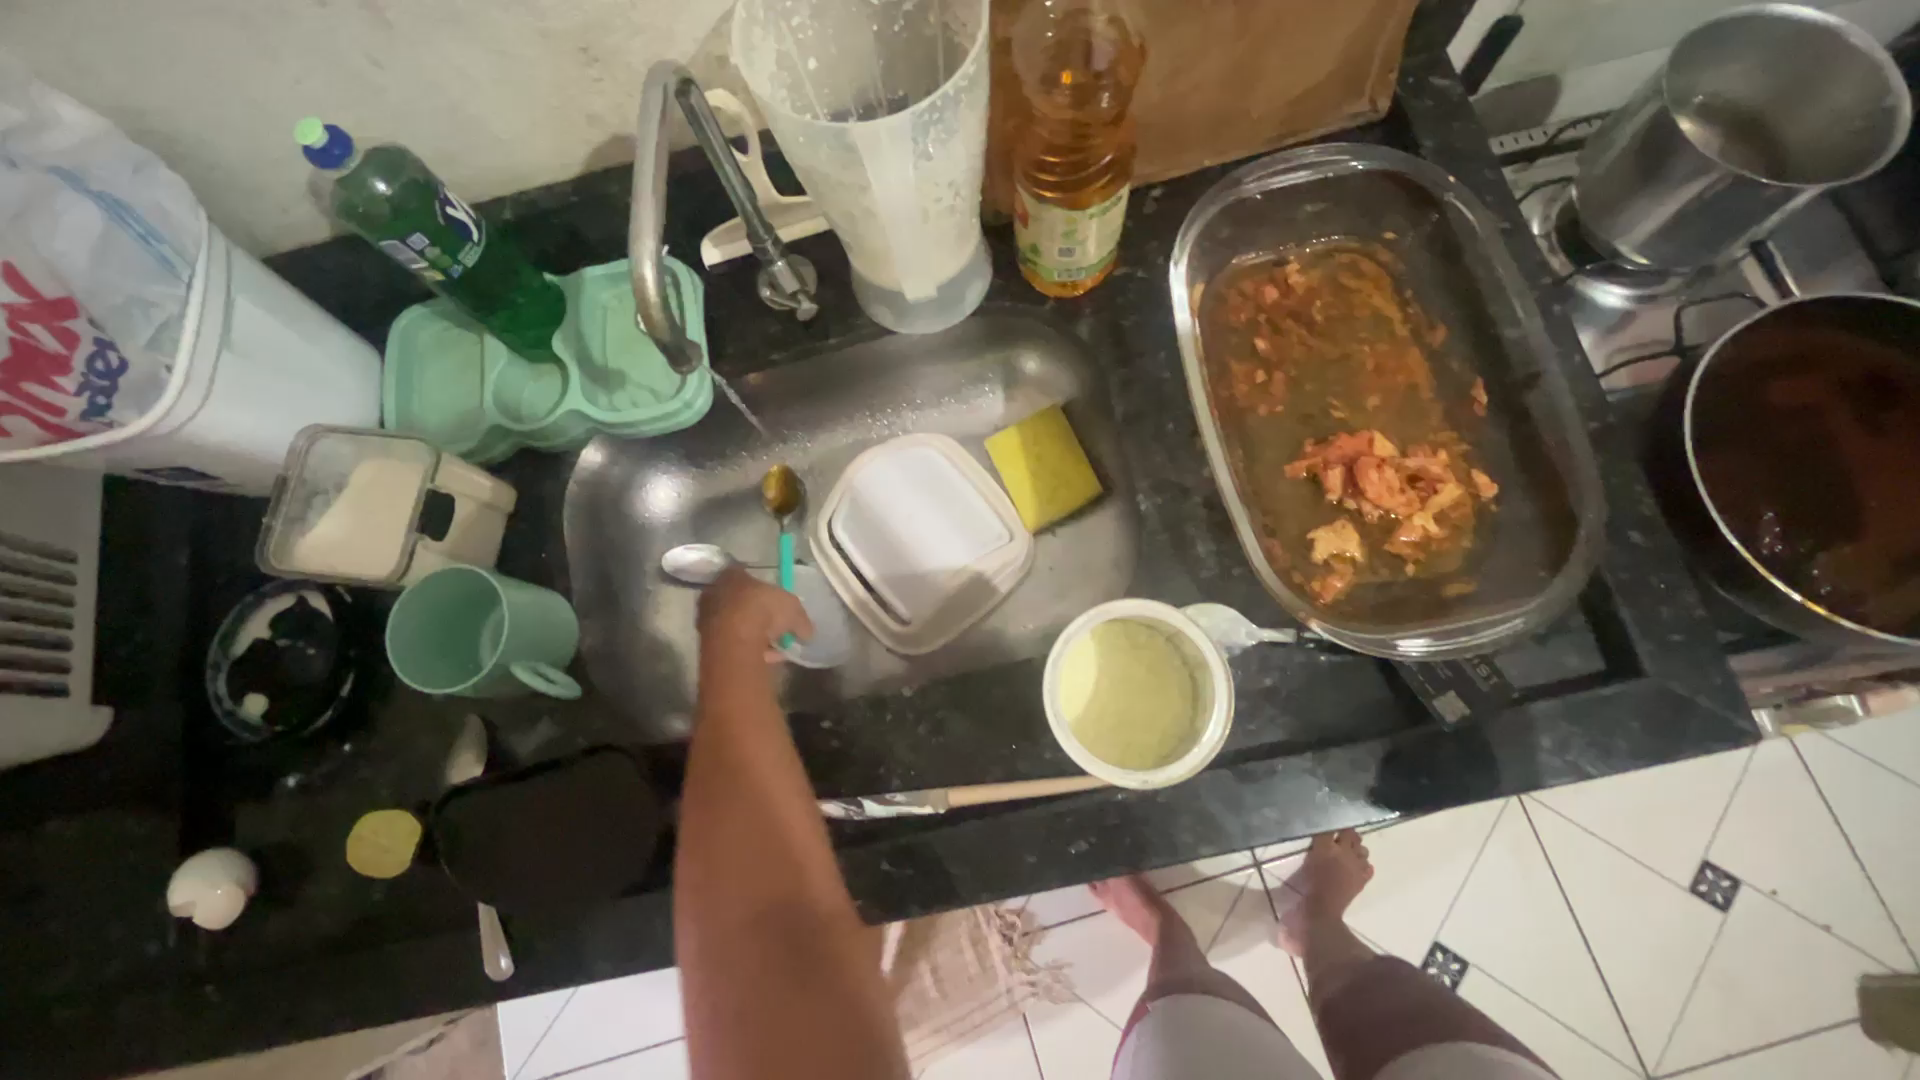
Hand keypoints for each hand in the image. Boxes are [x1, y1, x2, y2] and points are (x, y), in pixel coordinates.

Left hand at [697, 566, 814, 662]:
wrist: (734, 638)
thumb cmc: (763, 610)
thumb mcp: (793, 609)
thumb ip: (800, 619)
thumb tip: (807, 632)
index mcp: (734, 575)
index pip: (748, 576)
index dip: (764, 589)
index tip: (777, 601)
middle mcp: (717, 592)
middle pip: (741, 602)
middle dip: (758, 615)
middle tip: (777, 627)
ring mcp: (709, 618)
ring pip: (736, 625)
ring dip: (755, 635)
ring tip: (775, 648)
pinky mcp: (708, 641)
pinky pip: (735, 644)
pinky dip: (750, 650)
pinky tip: (767, 659)